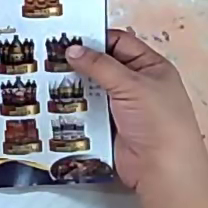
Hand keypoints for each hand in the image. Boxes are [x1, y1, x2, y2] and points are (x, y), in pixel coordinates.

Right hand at [65, 29, 207, 193]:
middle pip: (104, 65)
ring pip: (93, 88)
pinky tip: (54, 99)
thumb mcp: (131, 85)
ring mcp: (122, 106)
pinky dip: (74, 105)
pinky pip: (88, 109)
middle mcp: (137, 83)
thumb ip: (100, 65)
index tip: (68, 37)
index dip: (96, 38)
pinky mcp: (109, 125)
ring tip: (45, 74)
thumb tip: (72, 49)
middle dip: (80, 61)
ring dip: (75, 84)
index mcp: (151, 67)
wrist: (162, 170)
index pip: (120, 42)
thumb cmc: (157, 121)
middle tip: (50, 54)